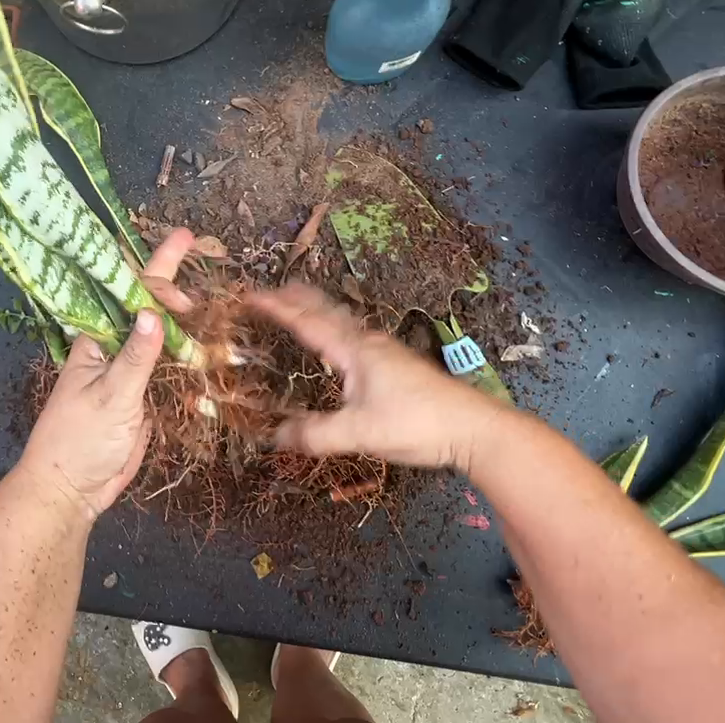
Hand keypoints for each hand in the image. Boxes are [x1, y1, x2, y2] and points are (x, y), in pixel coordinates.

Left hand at [14, 229, 195, 521]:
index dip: (156, 279)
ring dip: (187, 319)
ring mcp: (132, 370)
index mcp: (97, 338)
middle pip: (147, 306)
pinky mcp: (145, 395)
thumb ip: (136, 357)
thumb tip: (153, 312)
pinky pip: (171, 368)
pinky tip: (211, 347)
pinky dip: (191, 358)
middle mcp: (115, 347)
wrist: (73, 490)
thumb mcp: (109, 396)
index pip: (128, 295)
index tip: (184, 288)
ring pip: (163, 336)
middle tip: (194, 242)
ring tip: (212, 297)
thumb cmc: (79, 439)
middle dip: (170, 276)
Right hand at [250, 284, 510, 471]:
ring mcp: (384, 350)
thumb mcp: (360, 433)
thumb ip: (316, 434)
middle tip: (273, 287)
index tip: (250, 294)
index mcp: (353, 350)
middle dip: (297, 297)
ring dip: (317, 307)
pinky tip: (340, 339)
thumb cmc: (417, 424)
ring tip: (300, 301)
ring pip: (342, 318)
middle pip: (326, 310)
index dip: (277, 308)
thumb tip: (274, 437)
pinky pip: (354, 331)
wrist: (474, 428)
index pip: (306, 322)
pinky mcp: (396, 362)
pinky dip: (334, 323)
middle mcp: (367, 342)